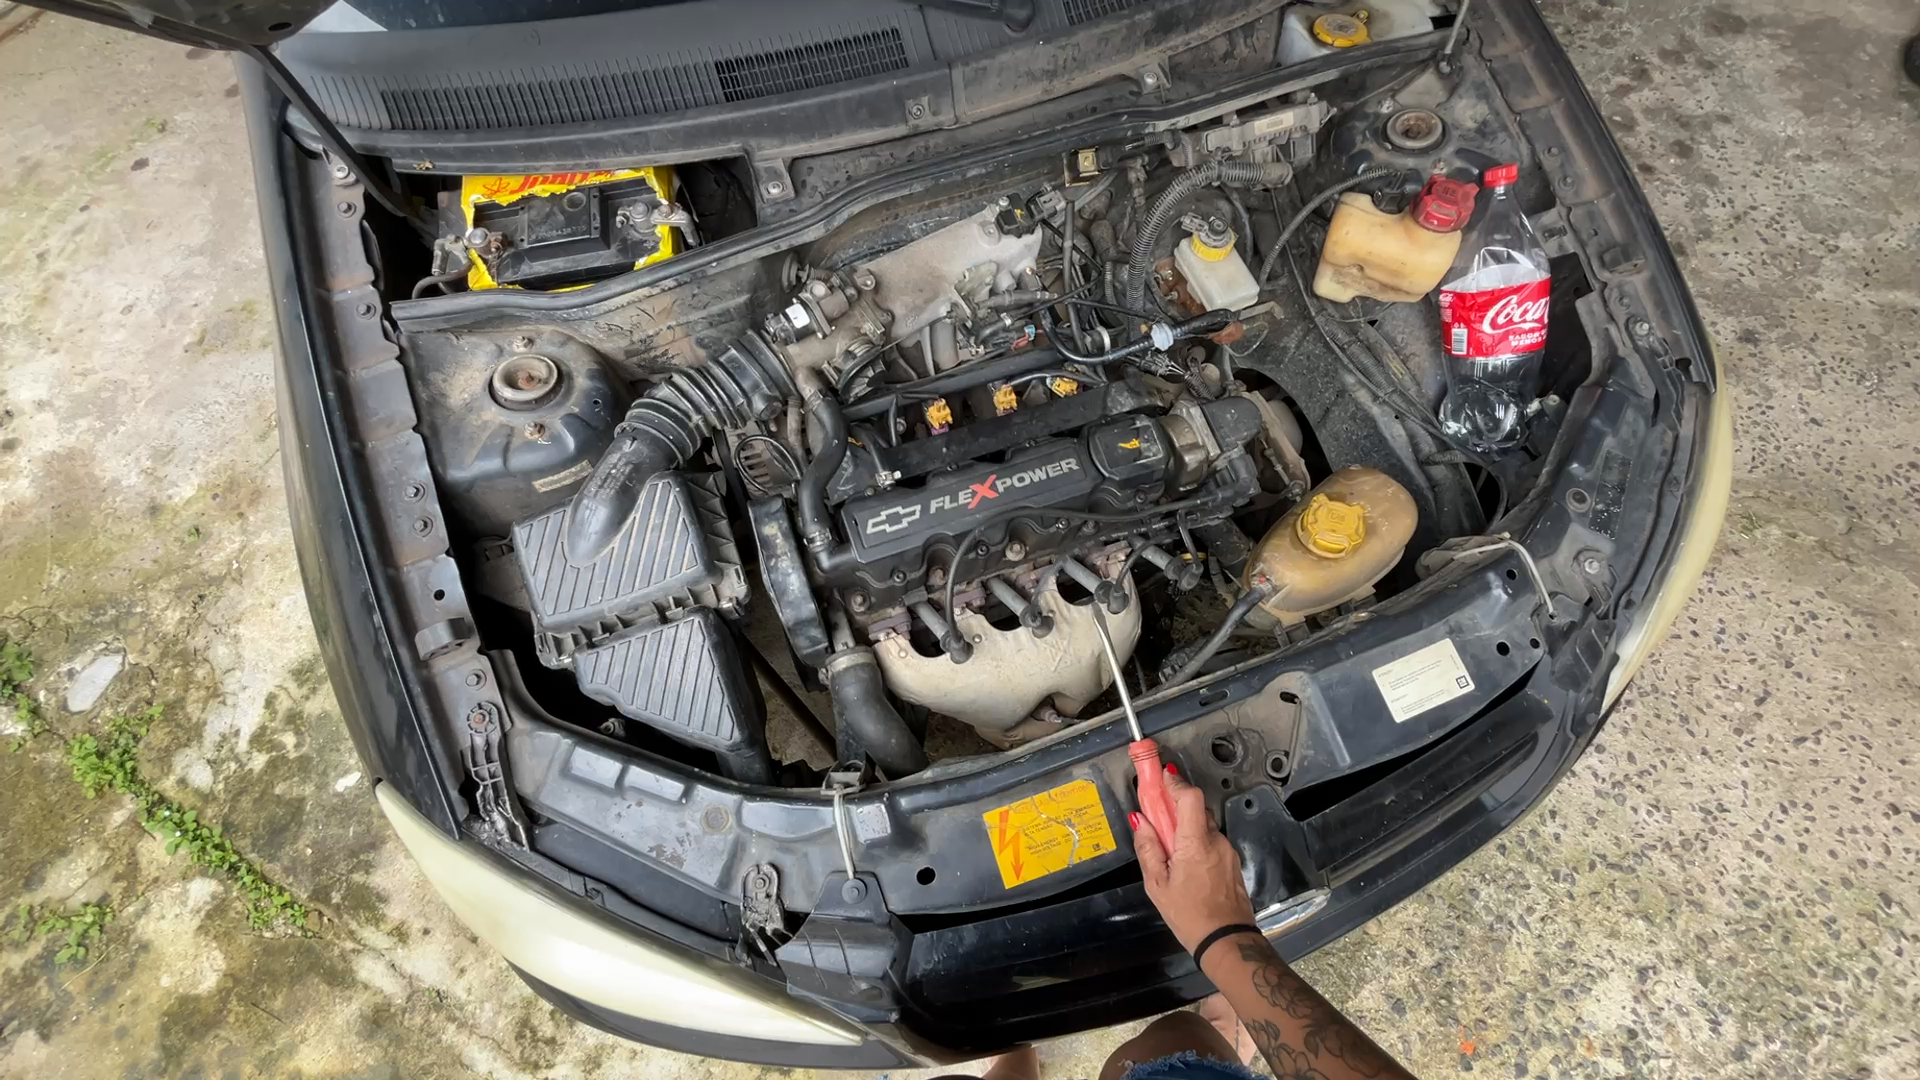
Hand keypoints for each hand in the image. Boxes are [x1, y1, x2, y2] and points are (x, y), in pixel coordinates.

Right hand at [1129, 766, 1255, 952]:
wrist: (1228, 942)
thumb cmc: (1189, 915)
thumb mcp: (1157, 885)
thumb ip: (1147, 849)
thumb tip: (1140, 821)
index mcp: (1196, 843)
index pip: (1191, 797)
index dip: (1176, 782)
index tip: (1162, 775)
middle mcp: (1215, 841)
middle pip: (1197, 808)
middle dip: (1177, 805)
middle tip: (1159, 812)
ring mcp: (1228, 851)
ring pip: (1204, 825)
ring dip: (1187, 826)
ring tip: (1170, 846)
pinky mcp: (1233, 862)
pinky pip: (1212, 840)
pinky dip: (1198, 840)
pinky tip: (1187, 861)